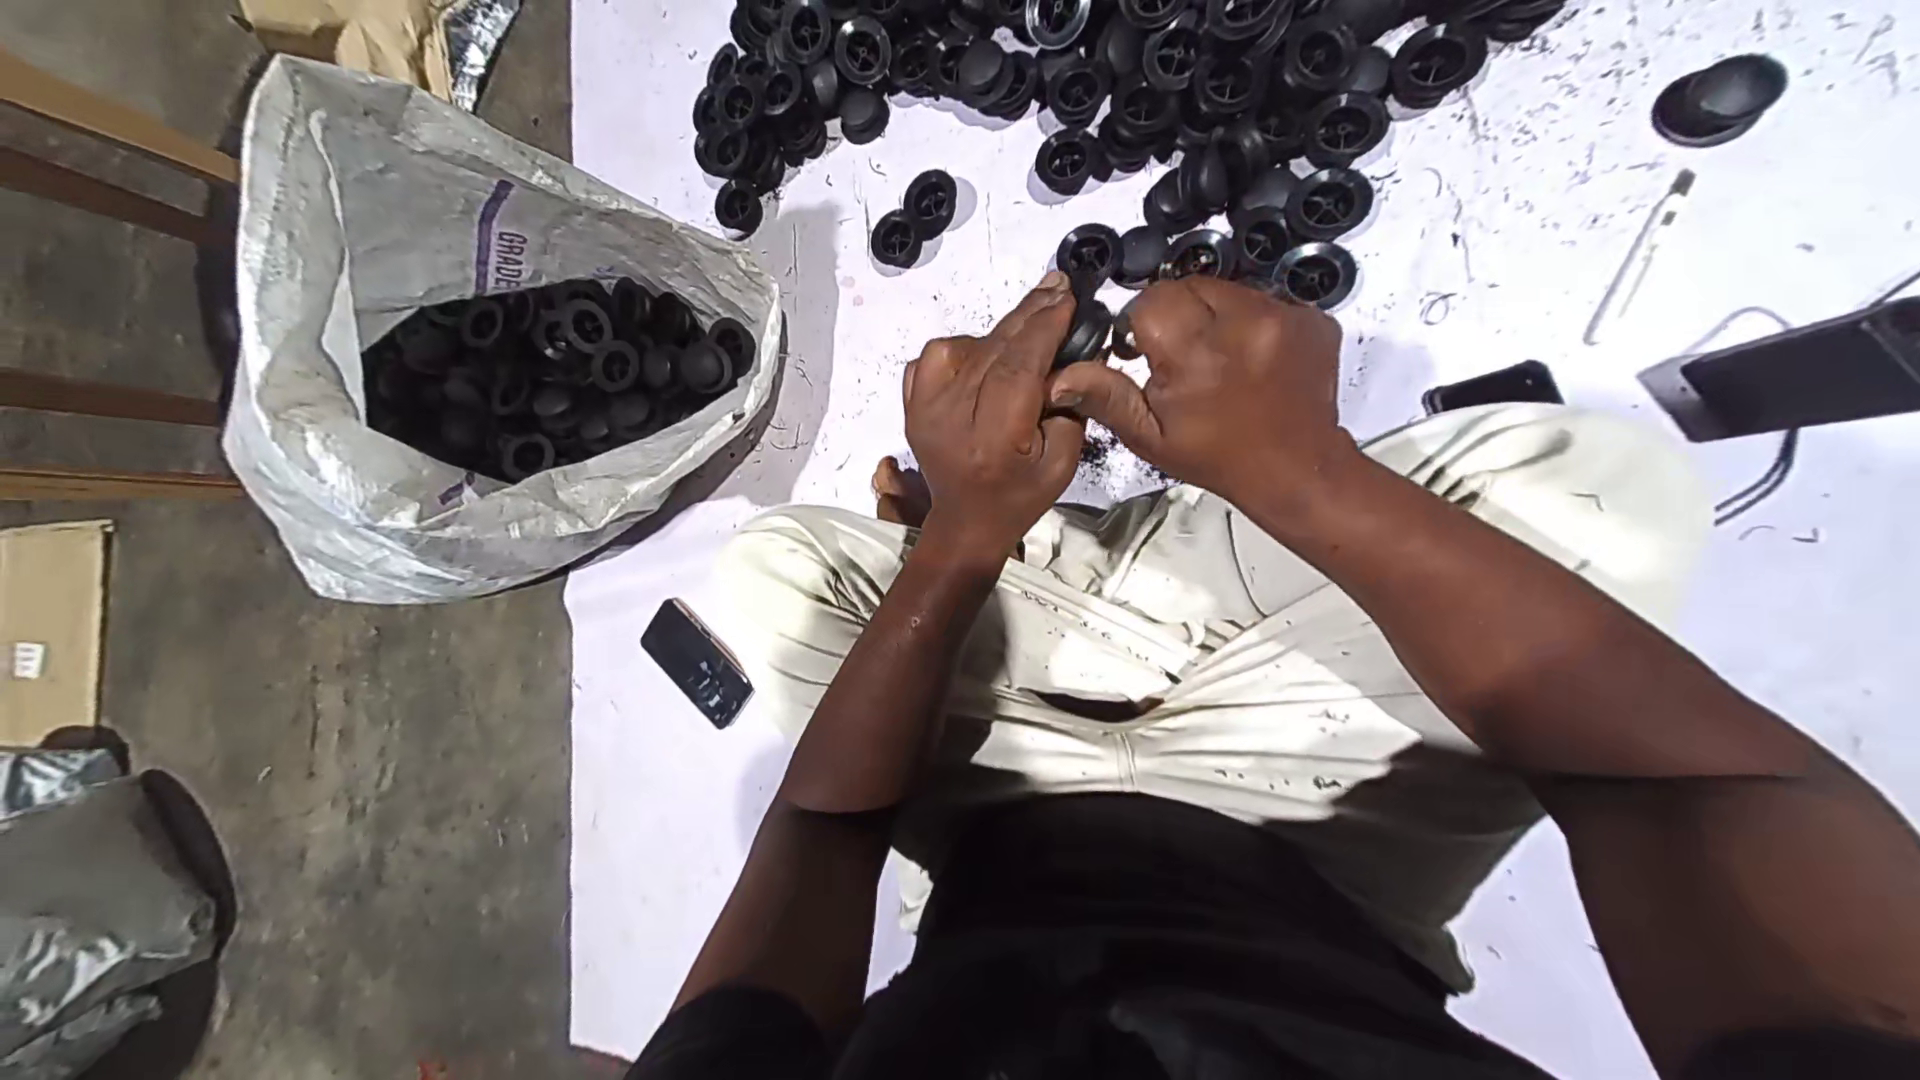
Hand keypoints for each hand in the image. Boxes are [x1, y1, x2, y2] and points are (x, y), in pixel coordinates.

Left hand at [903, 272, 1084, 563]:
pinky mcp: (911, 404)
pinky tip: (985, 354)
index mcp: (991, 440)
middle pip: (992, 350)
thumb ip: (1067, 407)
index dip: (1042, 328)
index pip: (1017, 367)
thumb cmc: (1019, 496)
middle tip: (1055, 286)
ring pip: (964, 346)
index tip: (1066, 297)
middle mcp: (950, 419)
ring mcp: (924, 409)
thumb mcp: (1062, 462)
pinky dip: (963, 346)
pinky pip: (936, 356)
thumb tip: (1065, 355)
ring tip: (1030, 322)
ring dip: (1000, 331)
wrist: (967, 520)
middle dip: (1029, 315)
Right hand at [1046, 276, 1349, 508]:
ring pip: (1225, 288)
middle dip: (1176, 314)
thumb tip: (1061, 378)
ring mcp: (1282, 318)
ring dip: (1213, 316)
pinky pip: (1263, 298)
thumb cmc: (1219, 456)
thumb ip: (1105, 397)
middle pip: (1188, 285)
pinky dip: (1248, 321)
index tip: (1145, 347)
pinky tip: (1247, 358)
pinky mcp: (1309, 317)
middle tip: (1181, 357)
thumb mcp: (1149, 436)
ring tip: (1217, 361)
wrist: (1292, 467)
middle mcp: (1243, 326)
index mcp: (1196, 355)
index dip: (1140, 322)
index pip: (1152, 299)